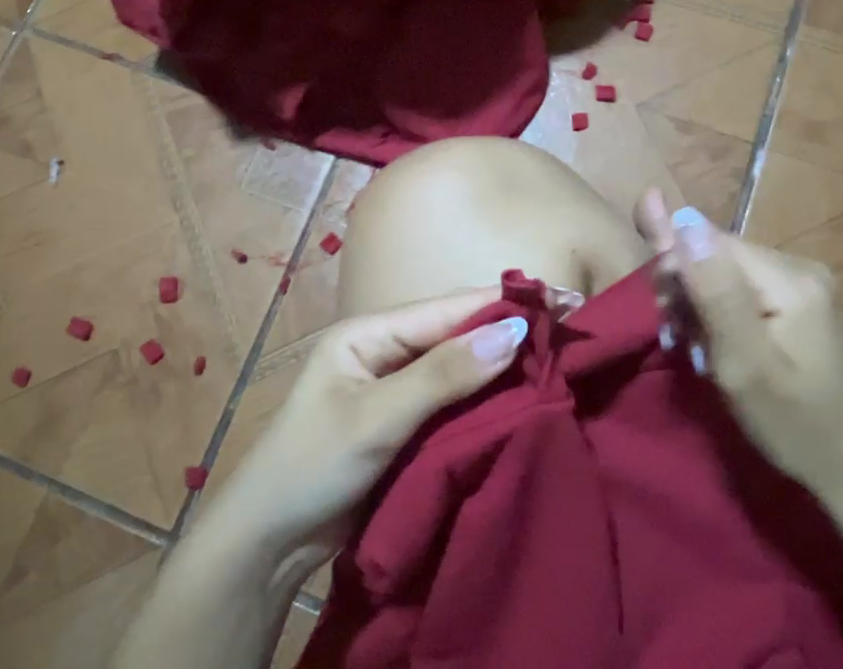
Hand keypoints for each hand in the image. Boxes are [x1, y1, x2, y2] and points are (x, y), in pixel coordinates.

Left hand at [203, 287, 539, 571]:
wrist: (269, 541)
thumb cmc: (313, 466)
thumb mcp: (378, 417)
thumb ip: (444, 374)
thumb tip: (515, 330)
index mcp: (369, 332)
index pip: (450, 309)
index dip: (507, 304)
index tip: (567, 302)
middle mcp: (384, 350)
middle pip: (458, 333)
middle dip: (511, 332)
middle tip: (574, 333)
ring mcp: (394, 388)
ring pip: (459, 367)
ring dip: (503, 366)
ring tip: (561, 362)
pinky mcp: (403, 423)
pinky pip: (453, 400)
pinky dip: (486, 397)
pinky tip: (522, 398)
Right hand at [633, 190, 842, 493]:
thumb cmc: (798, 427)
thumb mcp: (745, 366)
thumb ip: (715, 292)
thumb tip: (684, 220)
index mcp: (791, 278)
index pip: (710, 241)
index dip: (676, 270)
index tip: (666, 319)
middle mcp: (805, 267)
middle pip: (722, 255)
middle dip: (690, 292)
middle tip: (680, 343)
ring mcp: (812, 285)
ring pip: (733, 273)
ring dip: (705, 306)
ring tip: (701, 353)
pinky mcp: (811, 304)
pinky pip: (752, 290)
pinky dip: (728, 315)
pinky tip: (725, 348)